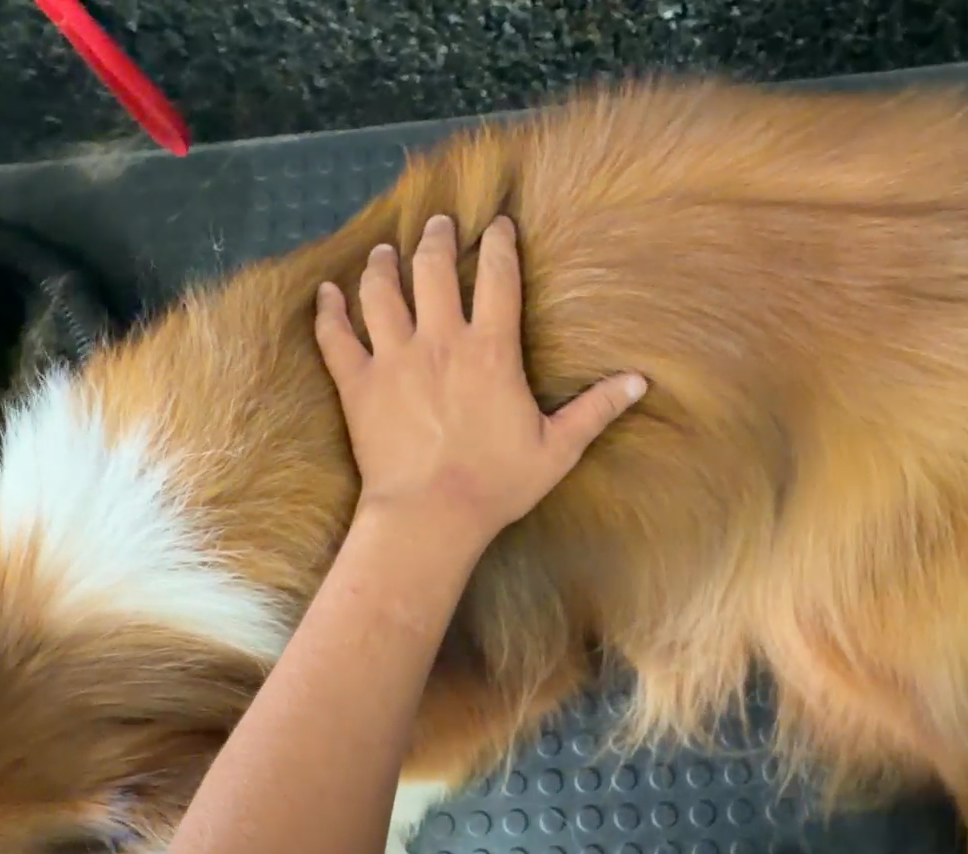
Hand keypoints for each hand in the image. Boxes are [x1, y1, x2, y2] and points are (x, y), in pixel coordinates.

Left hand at [314, 215, 645, 546]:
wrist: (431, 516)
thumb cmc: (498, 483)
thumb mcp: (558, 448)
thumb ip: (596, 409)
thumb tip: (640, 382)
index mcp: (491, 351)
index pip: (499, 279)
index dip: (500, 245)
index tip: (498, 224)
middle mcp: (440, 340)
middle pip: (434, 270)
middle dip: (438, 240)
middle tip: (439, 224)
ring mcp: (393, 358)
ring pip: (381, 293)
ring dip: (384, 265)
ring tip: (386, 251)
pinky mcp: (358, 383)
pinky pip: (336, 336)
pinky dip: (329, 311)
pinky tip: (326, 294)